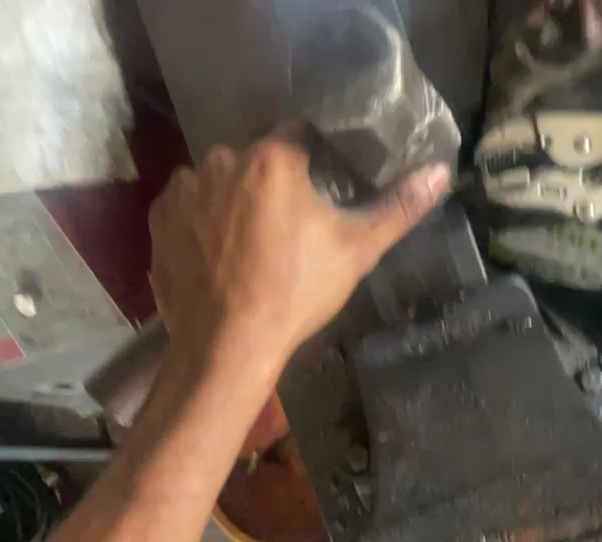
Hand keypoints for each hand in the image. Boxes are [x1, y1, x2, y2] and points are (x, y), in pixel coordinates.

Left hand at [148, 134, 450, 371]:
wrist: (228, 345)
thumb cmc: (296, 295)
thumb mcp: (356, 253)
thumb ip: (398, 209)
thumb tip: (442, 171)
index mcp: (274, 159)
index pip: (301, 136)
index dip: (316, 163)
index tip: (324, 192)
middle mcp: (222, 159)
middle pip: (258, 162)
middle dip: (274, 187)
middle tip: (289, 233)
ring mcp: (185, 188)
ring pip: (222, 184)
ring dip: (236, 204)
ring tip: (251, 251)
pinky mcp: (159, 218)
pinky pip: (189, 209)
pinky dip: (204, 225)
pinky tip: (220, 259)